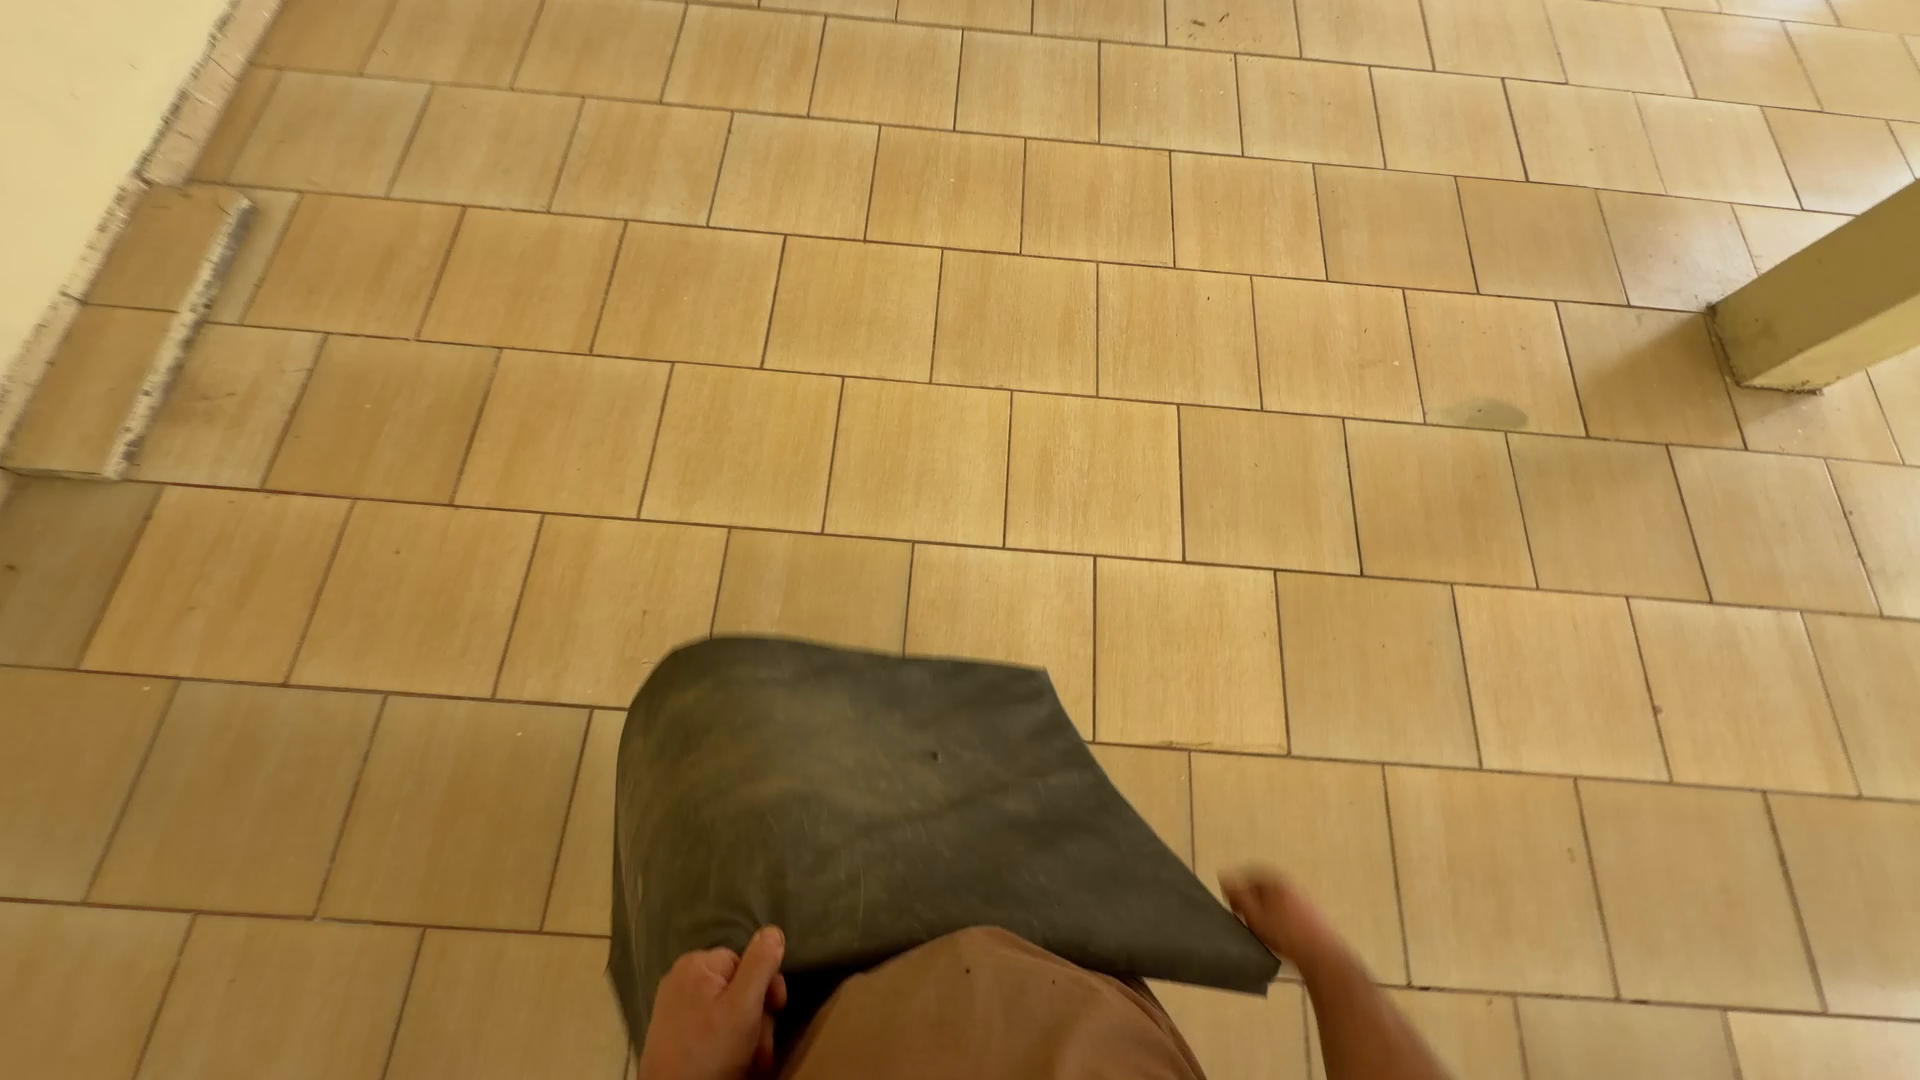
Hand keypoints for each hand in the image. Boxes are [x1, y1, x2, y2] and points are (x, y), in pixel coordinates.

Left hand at [637, 926, 787, 1079]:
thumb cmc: (709, 1052)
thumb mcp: (744, 1005)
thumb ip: (761, 964)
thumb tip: (773, 930)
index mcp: (696, 964)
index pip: (747, 961)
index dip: (766, 986)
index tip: (776, 1010)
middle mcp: (682, 979)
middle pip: (739, 986)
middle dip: (757, 1015)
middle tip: (761, 1044)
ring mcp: (675, 1008)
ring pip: (728, 1010)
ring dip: (747, 1033)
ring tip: (750, 1058)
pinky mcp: (673, 1034)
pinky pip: (711, 1026)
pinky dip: (726, 1043)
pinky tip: (733, 1061)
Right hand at [1221, 868, 1345, 970]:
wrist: (1322, 956)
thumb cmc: (1284, 933)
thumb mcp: (1254, 914)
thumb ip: (1237, 895)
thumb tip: (1223, 878)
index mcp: (1276, 880)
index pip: (1248, 875)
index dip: (1236, 890)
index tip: (1231, 907)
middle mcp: (1291, 885)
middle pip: (1262, 889)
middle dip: (1251, 903)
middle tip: (1243, 920)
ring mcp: (1304, 901)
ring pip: (1275, 903)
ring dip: (1265, 914)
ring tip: (1260, 931)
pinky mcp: (1313, 918)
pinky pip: (1287, 914)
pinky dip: (1278, 922)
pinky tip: (1277, 938)